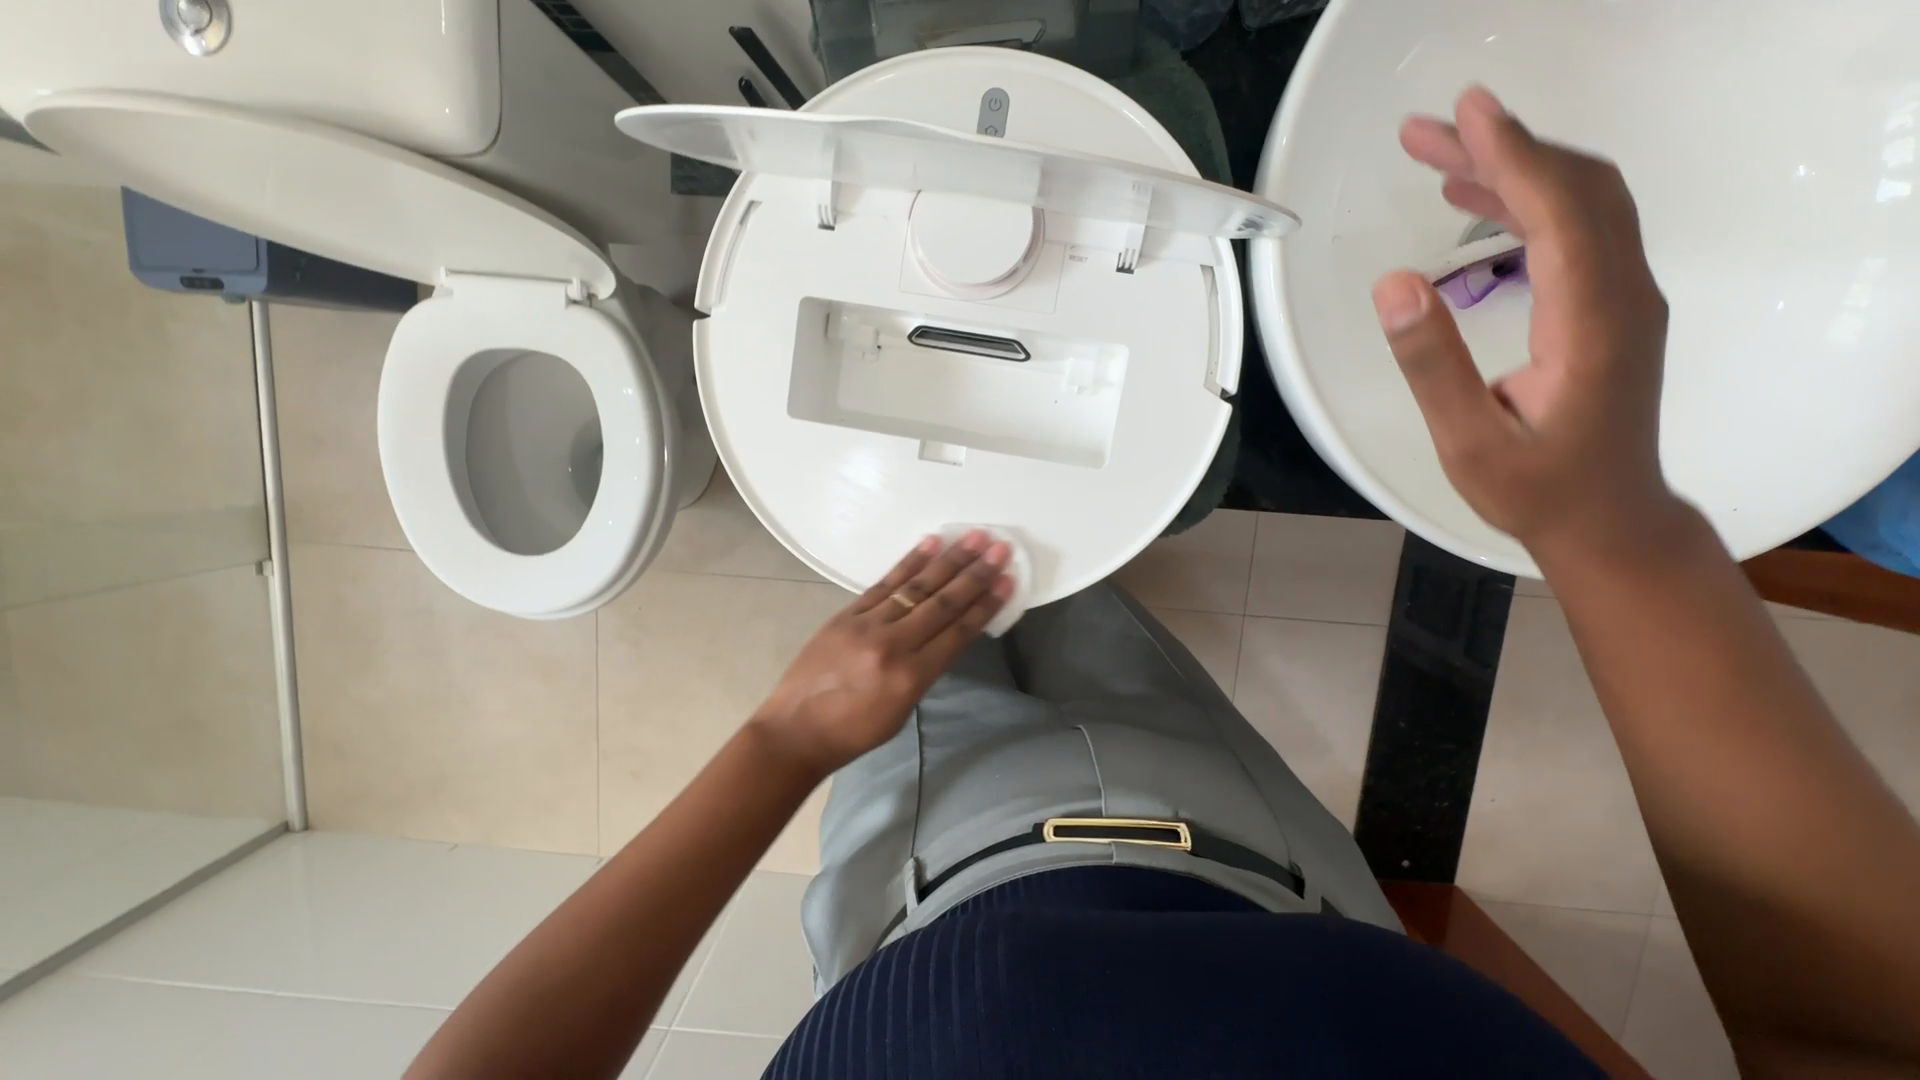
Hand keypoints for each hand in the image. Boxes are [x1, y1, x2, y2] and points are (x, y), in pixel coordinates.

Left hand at [750, 531, 1014, 775]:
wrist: (795, 731)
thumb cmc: (853, 733)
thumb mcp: (901, 711)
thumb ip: (924, 671)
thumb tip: (942, 635)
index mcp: (911, 677)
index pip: (958, 633)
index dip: (986, 604)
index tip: (1008, 580)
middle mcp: (892, 645)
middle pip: (942, 603)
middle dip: (975, 574)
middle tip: (1000, 547)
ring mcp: (866, 626)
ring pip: (916, 587)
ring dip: (948, 560)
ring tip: (973, 538)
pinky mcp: (845, 615)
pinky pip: (884, 584)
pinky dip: (908, 564)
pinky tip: (929, 545)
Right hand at [1373, 86, 1685, 562]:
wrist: (1609, 519)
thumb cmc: (1536, 489)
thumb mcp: (1467, 441)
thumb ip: (1431, 364)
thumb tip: (1393, 284)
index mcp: (1592, 323)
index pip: (1560, 212)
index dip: (1512, 156)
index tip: (1465, 114)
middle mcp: (1623, 295)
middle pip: (1577, 189)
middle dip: (1505, 147)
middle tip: (1428, 130)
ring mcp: (1625, 297)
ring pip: (1582, 202)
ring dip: (1515, 167)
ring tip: (1440, 155)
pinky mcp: (1612, 305)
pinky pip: (1579, 228)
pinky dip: (1529, 199)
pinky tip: (1480, 200)